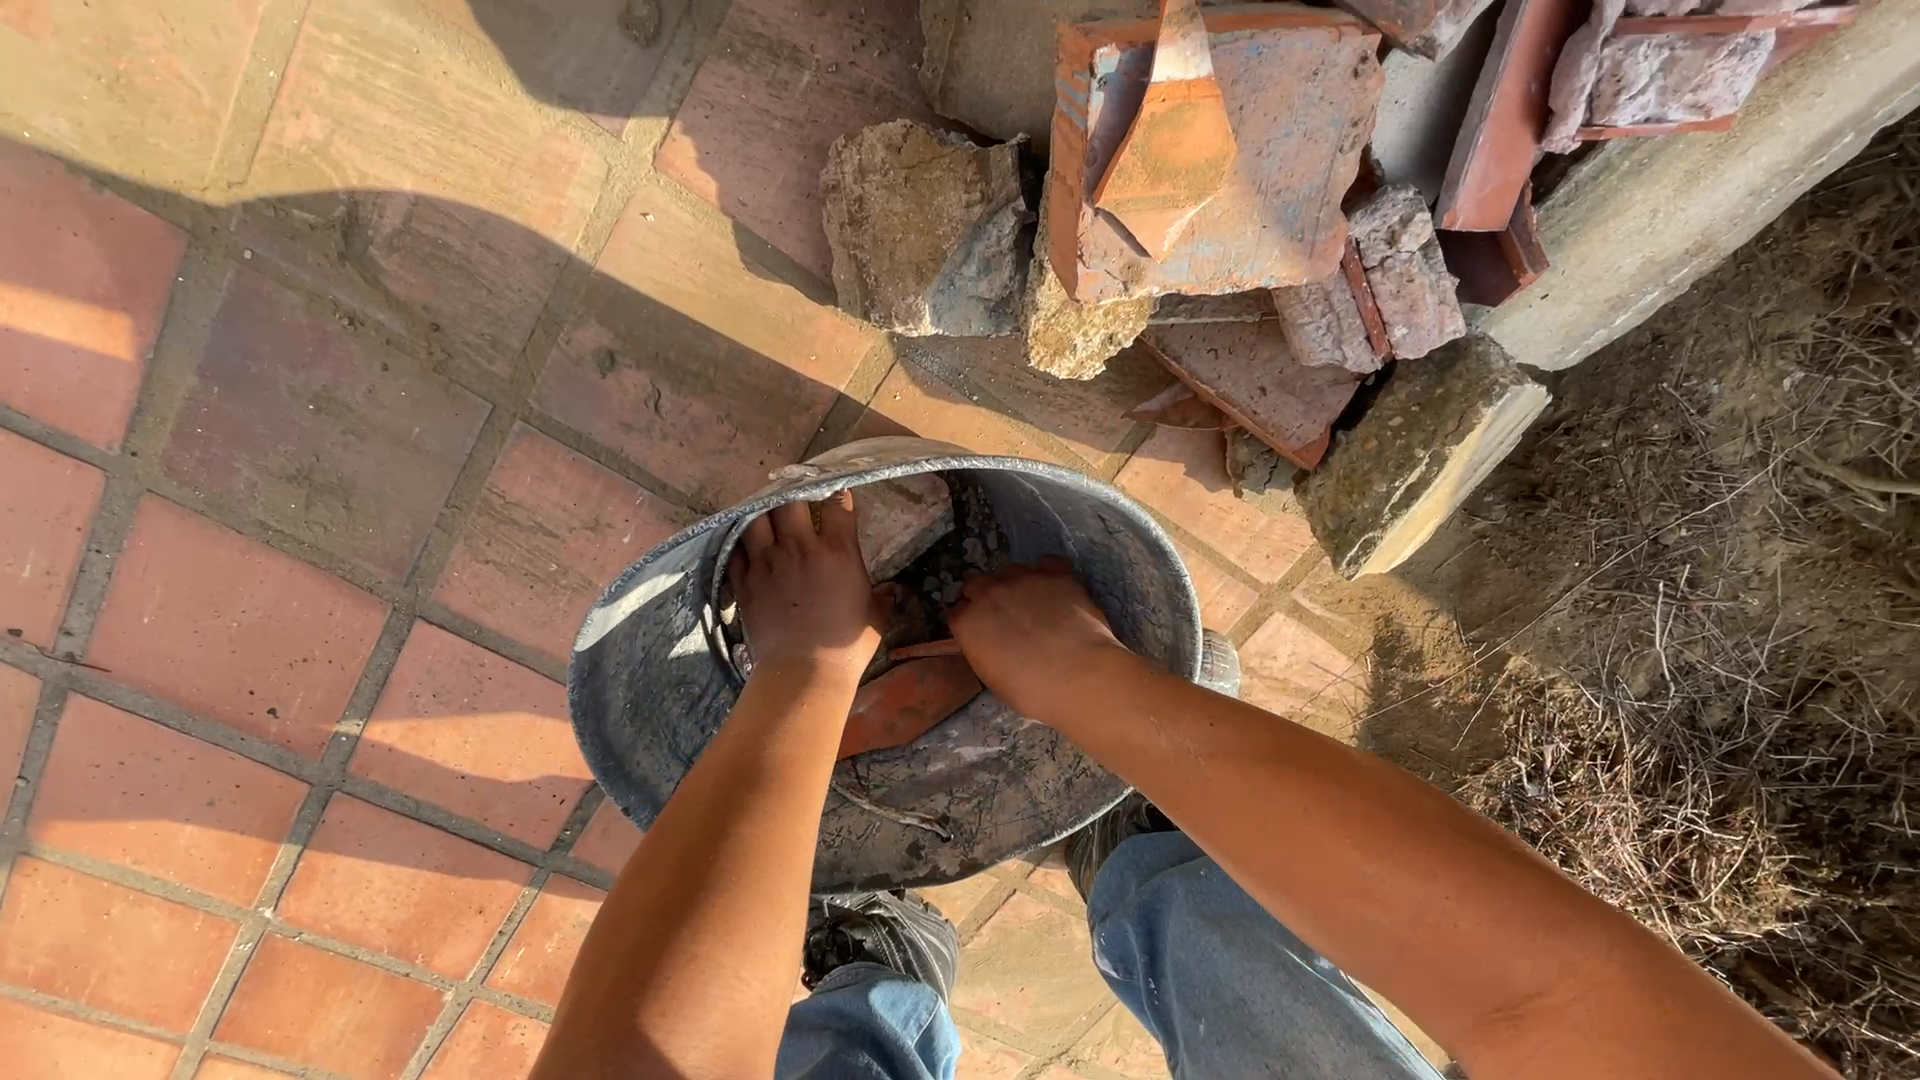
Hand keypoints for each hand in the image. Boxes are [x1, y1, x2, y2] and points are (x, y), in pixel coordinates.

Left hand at [728, 491, 884, 681]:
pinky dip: (739, 542)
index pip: (837, 504)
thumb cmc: (848, 647)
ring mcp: (768, 562)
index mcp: (838, 552)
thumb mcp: (876, 617)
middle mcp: (801, 548)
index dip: (838, 493)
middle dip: (793, 494)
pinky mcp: (744, 581)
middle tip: (795, 497)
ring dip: (763, 513)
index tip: (837, 495)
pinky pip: (735, 548)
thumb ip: (881, 597)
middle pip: (790, 500)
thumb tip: (891, 592)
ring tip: (766, 515)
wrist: (804, 672)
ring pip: (756, 517)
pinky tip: (745, 544)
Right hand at [947, 557, 1135, 717]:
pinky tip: (1056, 590)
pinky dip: (1048, 573)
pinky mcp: (1056, 574)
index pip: (957, 612)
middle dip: (985, 597)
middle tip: (1003, 616)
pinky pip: (1047, 563)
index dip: (969, 622)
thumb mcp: (993, 677)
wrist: (1078, 676)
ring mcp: (1023, 579)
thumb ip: (984, 649)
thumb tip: (992, 643)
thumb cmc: (1032, 690)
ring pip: (1010, 571)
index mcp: (968, 622)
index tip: (981, 632)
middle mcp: (989, 592)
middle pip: (976, 584)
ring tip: (1034, 604)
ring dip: (1015, 584)